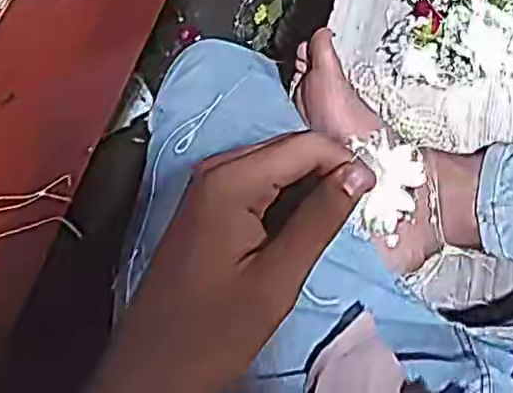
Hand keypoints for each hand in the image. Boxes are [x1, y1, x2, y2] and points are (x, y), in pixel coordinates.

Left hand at [92, 132, 373, 391]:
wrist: (147, 381)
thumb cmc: (209, 336)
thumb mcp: (277, 280)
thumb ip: (322, 217)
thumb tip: (361, 172)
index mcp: (231, 180)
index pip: (309, 144)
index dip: (344, 164)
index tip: (365, 195)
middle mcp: (218, 169)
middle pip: (295, 147)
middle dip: (327, 173)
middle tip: (345, 214)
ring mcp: (210, 183)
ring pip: (283, 162)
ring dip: (309, 186)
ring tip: (319, 227)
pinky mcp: (210, 200)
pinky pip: (264, 179)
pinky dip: (288, 196)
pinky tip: (292, 231)